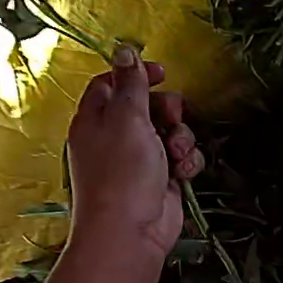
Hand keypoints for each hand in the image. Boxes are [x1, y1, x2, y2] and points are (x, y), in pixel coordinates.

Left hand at [67, 43, 205, 262]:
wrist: (131, 231)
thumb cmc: (123, 173)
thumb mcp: (127, 119)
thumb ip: (131, 84)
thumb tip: (124, 50)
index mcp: (96, 119)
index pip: (112, 85)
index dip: (136, 76)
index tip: (162, 74)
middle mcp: (116, 137)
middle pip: (149, 107)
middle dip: (168, 111)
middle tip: (171, 120)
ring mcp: (141, 160)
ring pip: (171, 132)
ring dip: (182, 139)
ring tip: (177, 154)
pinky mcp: (163, 179)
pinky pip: (181, 158)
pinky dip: (186, 162)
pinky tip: (183, 173)